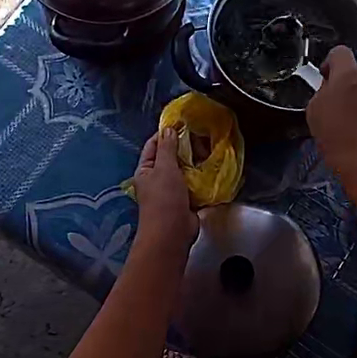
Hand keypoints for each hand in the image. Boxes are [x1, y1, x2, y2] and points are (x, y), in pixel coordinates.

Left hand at [133, 125, 197, 254]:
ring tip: (209, 151)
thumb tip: (168, 129)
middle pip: (170, 157)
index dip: (166, 133)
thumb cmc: (164, 199)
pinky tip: (211, 169)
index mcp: (145, 170)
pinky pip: (193, 185)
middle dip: (185, 148)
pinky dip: (201, 178)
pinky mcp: (185, 201)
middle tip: (201, 139)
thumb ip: (167, 148)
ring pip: (184, 171)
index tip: (183, 124)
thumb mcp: (164, 168)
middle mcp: (156, 179)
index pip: (153, 145)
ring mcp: (171, 191)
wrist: (172, 233)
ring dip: (195, 163)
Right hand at [307, 45, 356, 176]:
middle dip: (347, 79)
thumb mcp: (314, 106)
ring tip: (351, 112)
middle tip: (337, 98)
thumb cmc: (332, 130)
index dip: (330, 62)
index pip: (339, 52)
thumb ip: (323, 88)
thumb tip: (330, 86)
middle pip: (356, 68)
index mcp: (347, 73)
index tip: (326, 74)